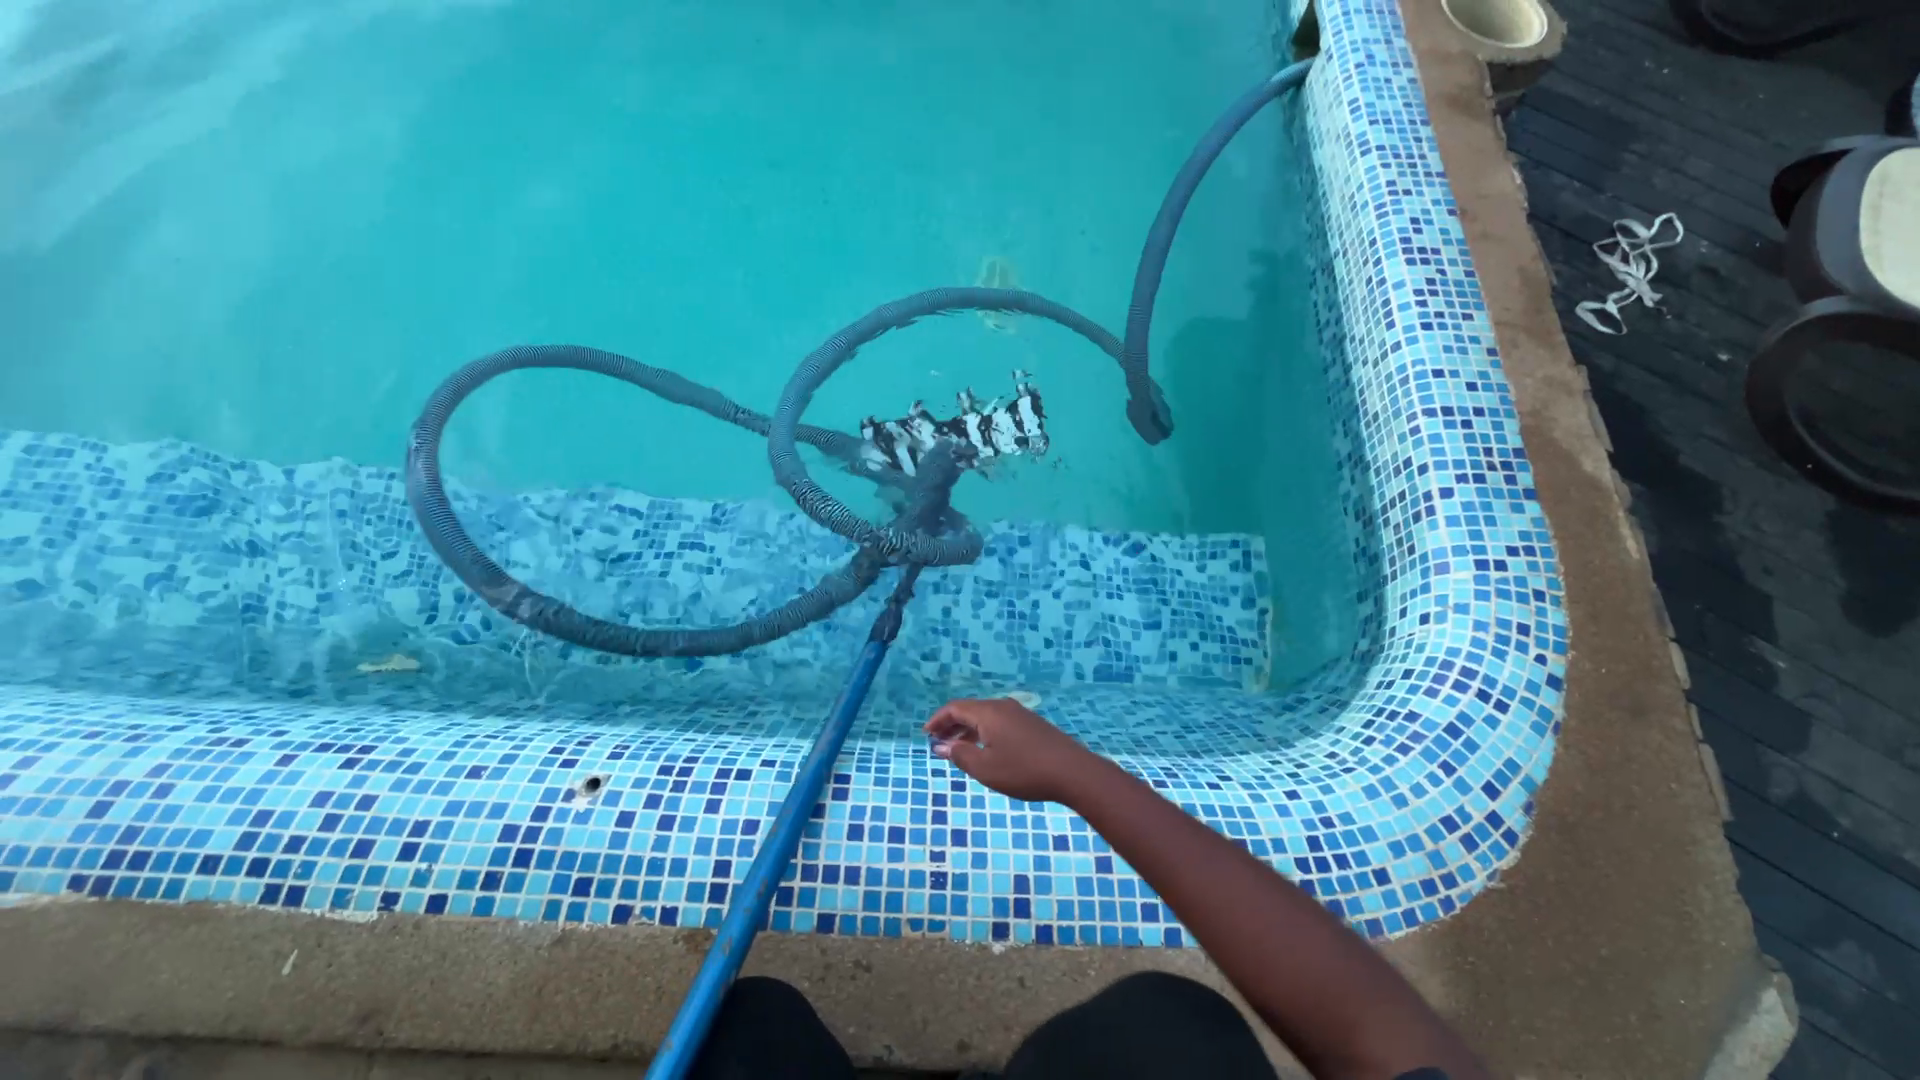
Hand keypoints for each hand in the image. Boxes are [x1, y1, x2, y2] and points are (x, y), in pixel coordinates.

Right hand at [923, 697, 1106, 804]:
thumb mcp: (986, 768)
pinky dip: (985, 732)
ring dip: (968, 730)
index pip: (955, 708)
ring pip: (986, 716)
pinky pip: (1000, 722)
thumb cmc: (1024, 771)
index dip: (938, 720)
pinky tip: (986, 750)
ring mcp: (1020, 714)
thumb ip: (960, 755)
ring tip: (958, 749)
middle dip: (951, 725)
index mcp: (989, 713)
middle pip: (970, 710)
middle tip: (938, 742)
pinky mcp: (1032, 725)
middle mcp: (1003, 707)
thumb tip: (942, 746)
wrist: (1072, 772)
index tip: (926, 735)